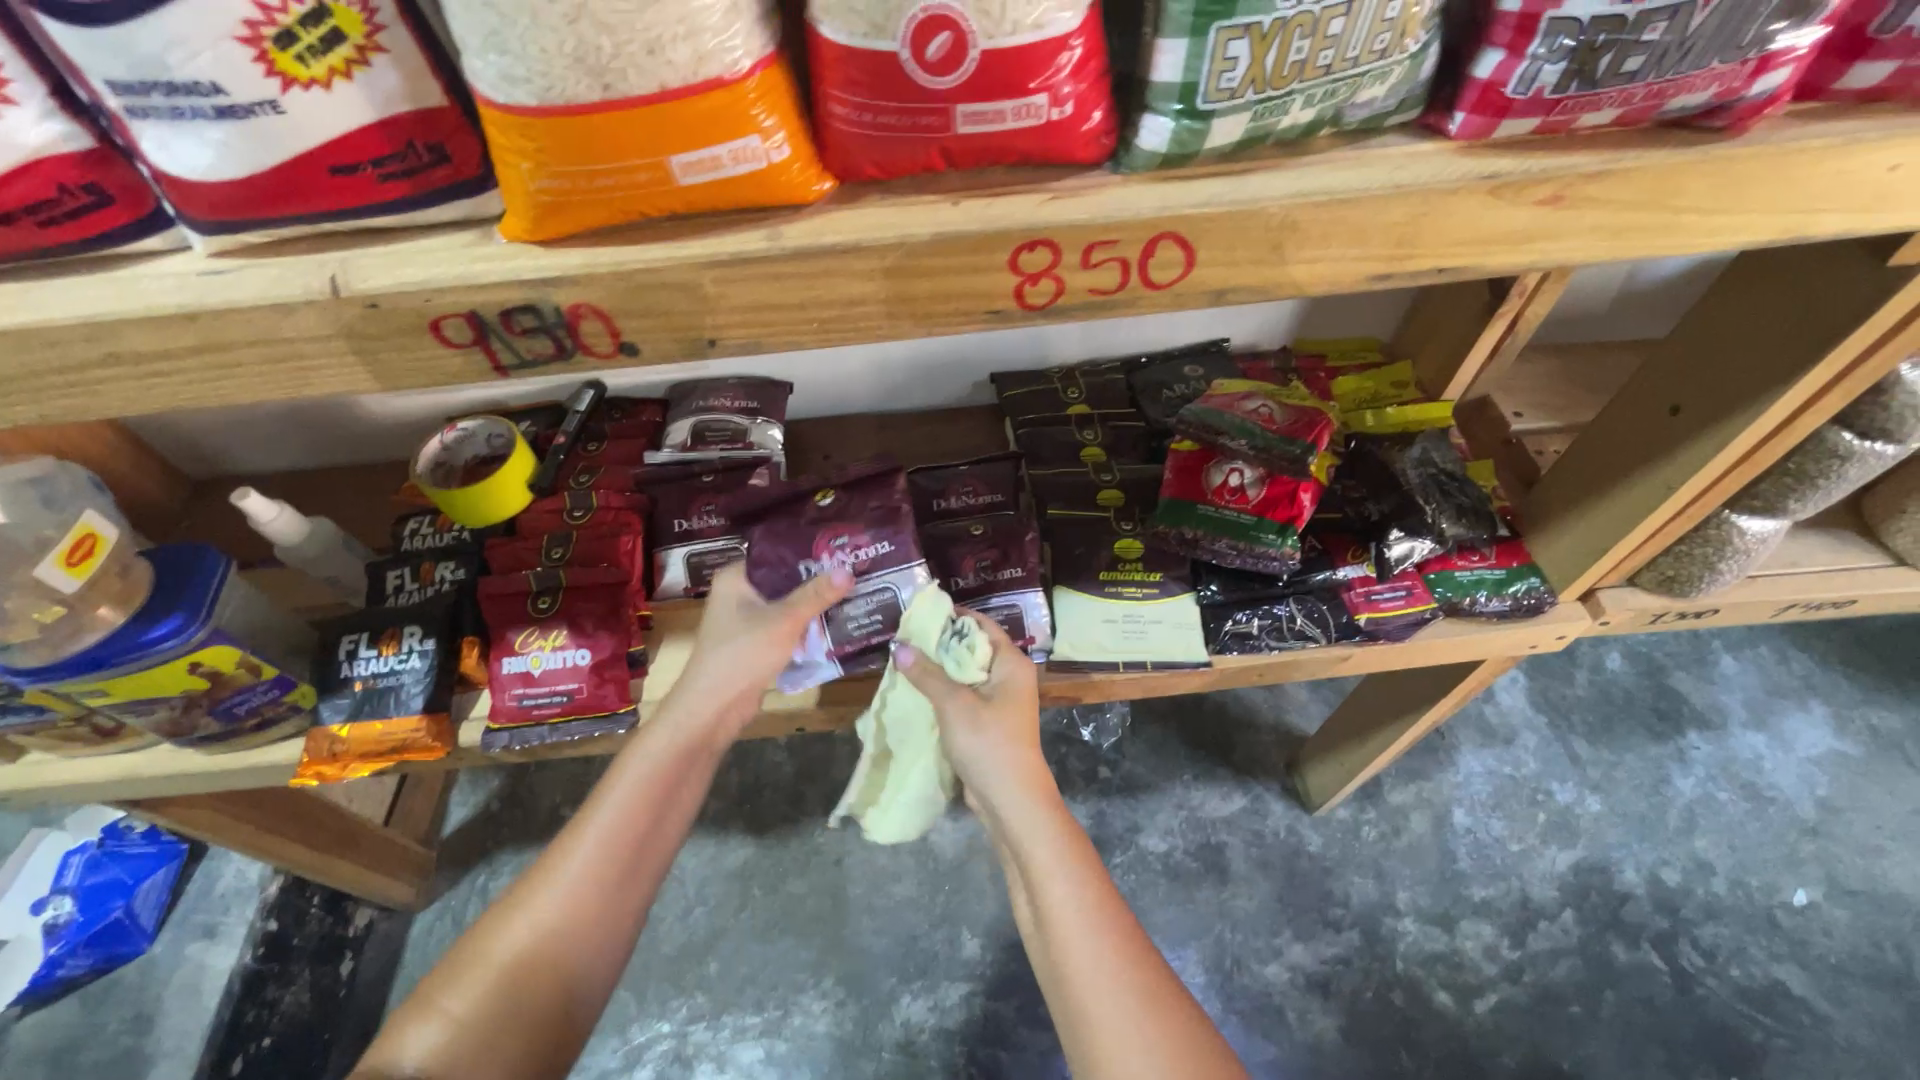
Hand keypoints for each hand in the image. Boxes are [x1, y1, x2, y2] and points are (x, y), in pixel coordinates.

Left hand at [663, 562, 852, 737]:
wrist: (714, 706)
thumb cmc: (744, 654)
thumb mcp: (785, 620)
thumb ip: (816, 595)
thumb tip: (847, 570)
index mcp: (736, 578)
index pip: (777, 556)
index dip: (808, 554)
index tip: (841, 552)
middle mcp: (738, 594)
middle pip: (784, 582)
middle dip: (816, 583)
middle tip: (854, 575)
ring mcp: (745, 621)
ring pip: (786, 607)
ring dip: (813, 608)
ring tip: (851, 597)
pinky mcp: (754, 644)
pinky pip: (784, 629)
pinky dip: (804, 629)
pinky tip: (833, 626)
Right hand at [891, 611, 1055, 817]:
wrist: (1010, 799)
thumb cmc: (989, 743)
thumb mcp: (954, 704)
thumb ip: (927, 674)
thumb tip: (898, 646)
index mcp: (1011, 663)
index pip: (981, 626)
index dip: (951, 618)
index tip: (918, 614)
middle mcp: (1009, 676)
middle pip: (971, 649)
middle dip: (938, 645)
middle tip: (902, 637)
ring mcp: (999, 701)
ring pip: (964, 675)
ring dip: (937, 671)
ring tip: (901, 659)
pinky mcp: (987, 722)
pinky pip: (962, 697)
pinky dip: (942, 693)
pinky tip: (914, 691)